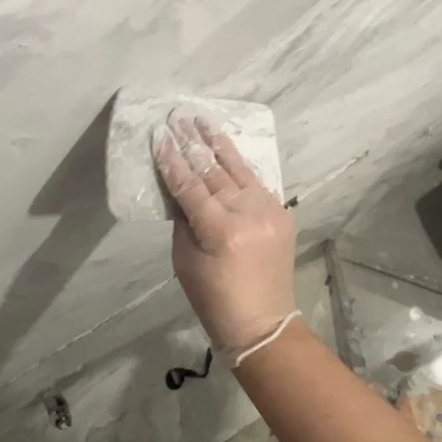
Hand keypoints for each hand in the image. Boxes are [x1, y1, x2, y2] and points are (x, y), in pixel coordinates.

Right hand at [152, 109, 297, 353]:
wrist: (262, 323)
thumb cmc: (213, 297)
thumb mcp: (185, 259)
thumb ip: (184, 219)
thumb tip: (180, 188)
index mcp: (221, 230)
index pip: (190, 186)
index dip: (172, 160)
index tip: (160, 136)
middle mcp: (249, 214)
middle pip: (215, 172)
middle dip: (193, 143)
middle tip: (177, 118)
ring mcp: (270, 212)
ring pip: (239, 170)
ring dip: (218, 144)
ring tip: (201, 121)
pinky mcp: (282, 214)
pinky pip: (255, 184)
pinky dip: (238, 167)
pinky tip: (224, 150)